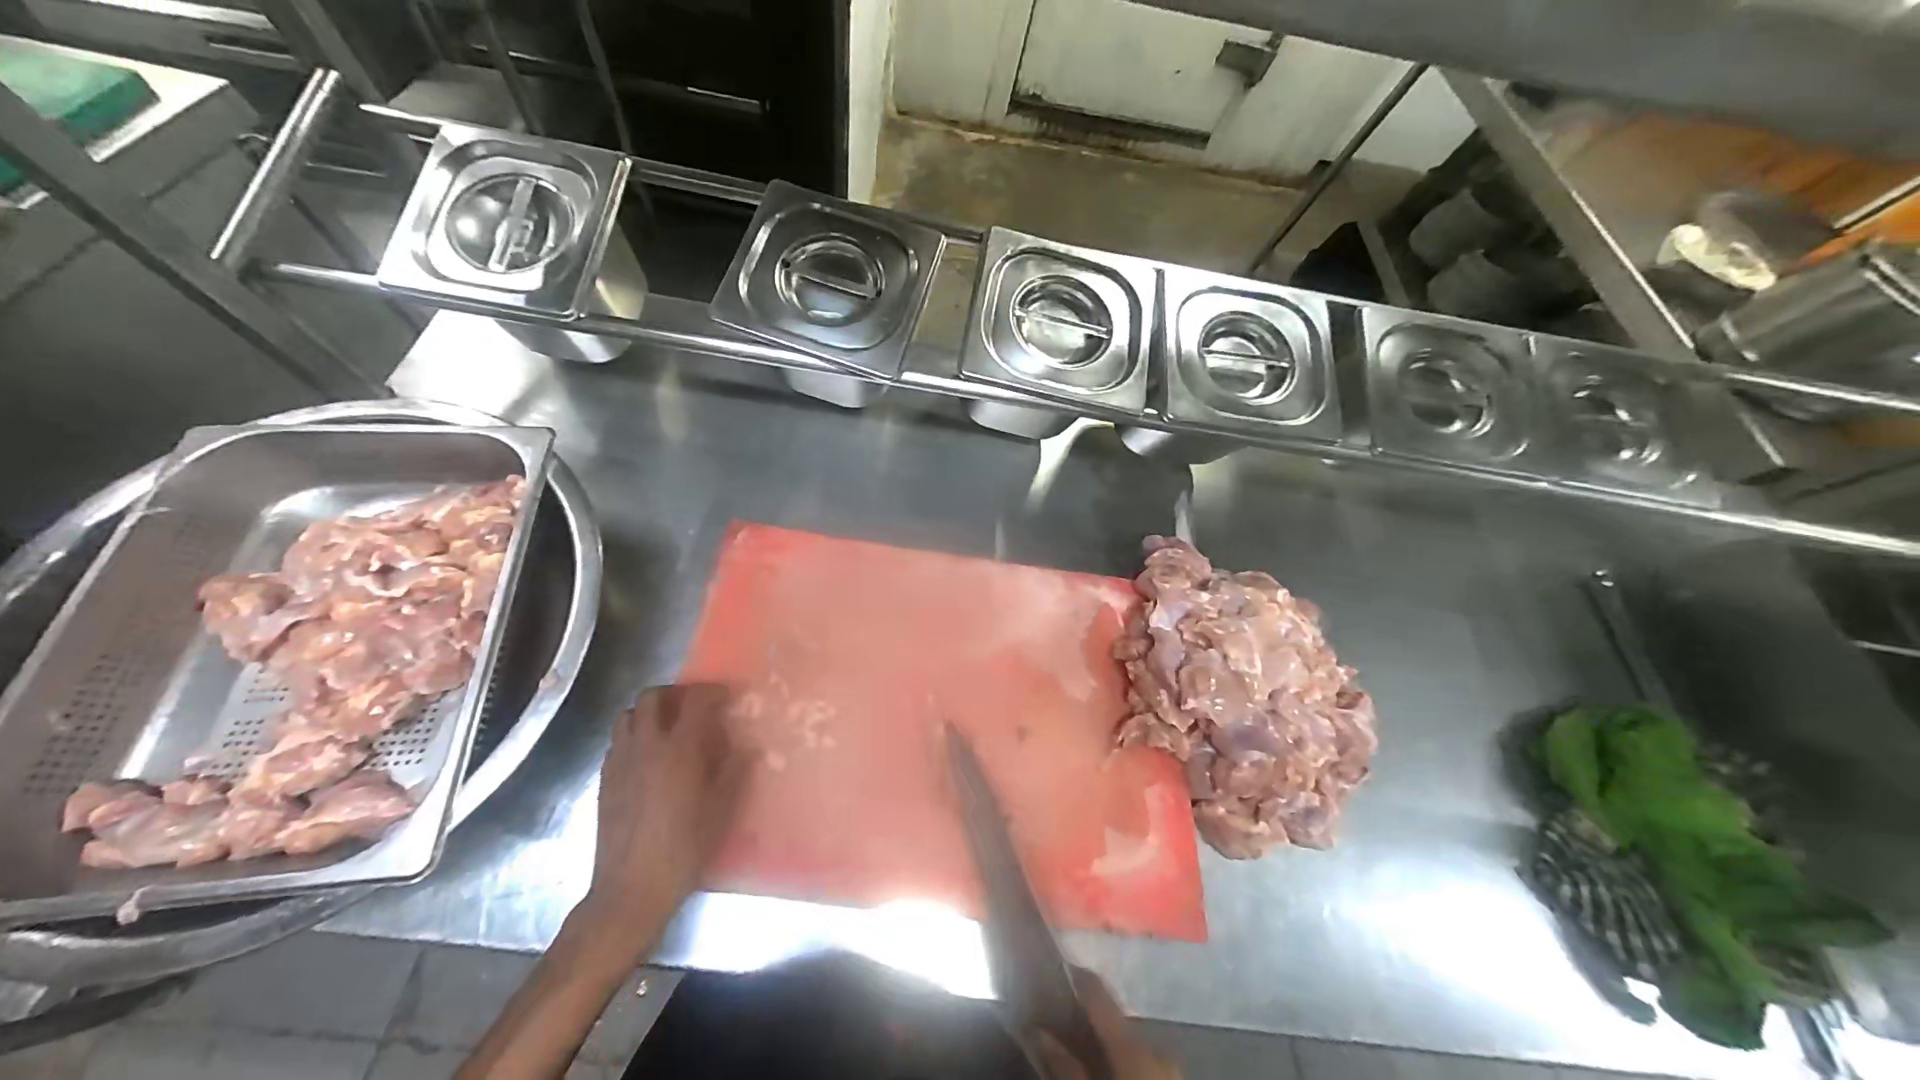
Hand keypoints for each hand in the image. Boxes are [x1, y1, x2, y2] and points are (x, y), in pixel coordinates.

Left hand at [585, 684, 749, 930]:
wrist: (631, 887)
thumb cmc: (684, 848)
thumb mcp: (721, 809)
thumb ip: (734, 771)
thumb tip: (747, 747)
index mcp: (679, 750)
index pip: (695, 701)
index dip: (712, 691)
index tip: (726, 696)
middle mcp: (646, 746)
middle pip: (653, 697)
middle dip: (676, 694)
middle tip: (694, 707)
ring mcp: (620, 761)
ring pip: (628, 715)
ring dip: (650, 712)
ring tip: (669, 729)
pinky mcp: (604, 779)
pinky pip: (617, 741)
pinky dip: (635, 736)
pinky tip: (649, 758)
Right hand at [1034, 969, 1181, 1079]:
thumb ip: (1065, 1068)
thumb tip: (1038, 1029)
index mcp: (1133, 1045)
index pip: (1099, 993)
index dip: (1076, 977)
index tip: (1054, 968)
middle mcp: (1155, 1046)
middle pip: (1113, 1018)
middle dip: (1085, 1016)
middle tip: (1056, 1018)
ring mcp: (1169, 1068)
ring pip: (1127, 1041)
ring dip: (1103, 1040)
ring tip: (1076, 1045)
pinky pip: (1141, 1060)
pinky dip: (1120, 1058)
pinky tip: (1103, 1069)